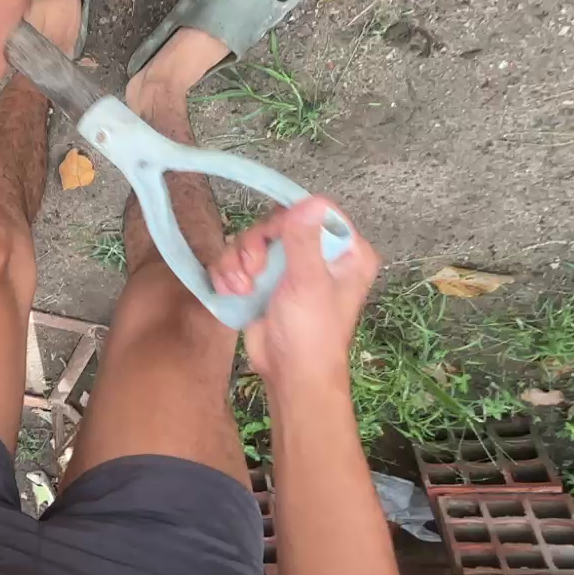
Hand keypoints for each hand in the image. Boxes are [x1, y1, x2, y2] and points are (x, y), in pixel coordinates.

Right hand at [209, 197, 380, 390]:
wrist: (289, 374)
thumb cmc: (311, 333)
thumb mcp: (307, 284)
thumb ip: (303, 242)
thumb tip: (308, 200)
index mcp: (345, 252)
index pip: (316, 213)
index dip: (288, 221)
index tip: (272, 239)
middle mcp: (318, 253)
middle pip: (275, 224)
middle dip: (254, 247)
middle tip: (251, 271)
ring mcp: (288, 267)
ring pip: (250, 241)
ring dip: (236, 262)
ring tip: (239, 288)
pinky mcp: (263, 280)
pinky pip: (236, 260)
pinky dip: (227, 273)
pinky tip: (231, 292)